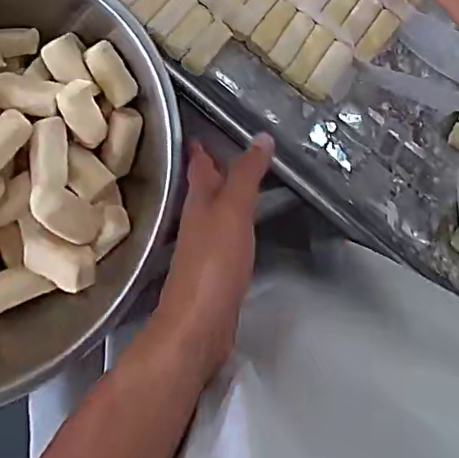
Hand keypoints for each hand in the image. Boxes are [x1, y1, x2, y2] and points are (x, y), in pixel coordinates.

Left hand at [144, 134, 272, 379]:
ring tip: (242, 181)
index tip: (202, 129)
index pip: (198, 165)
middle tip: (226, 149)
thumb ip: (247, 174)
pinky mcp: (215, 272)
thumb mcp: (233, 210)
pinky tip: (244, 227)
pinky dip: (234, 222)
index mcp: (199, 201)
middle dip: (213, 168)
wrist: (197, 328)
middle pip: (204, 187)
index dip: (201, 147)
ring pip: (215, 210)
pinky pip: (225, 235)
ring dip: (225, 194)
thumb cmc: (213, 263)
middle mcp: (198, 220)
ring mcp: (204, 248)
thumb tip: (261, 137)